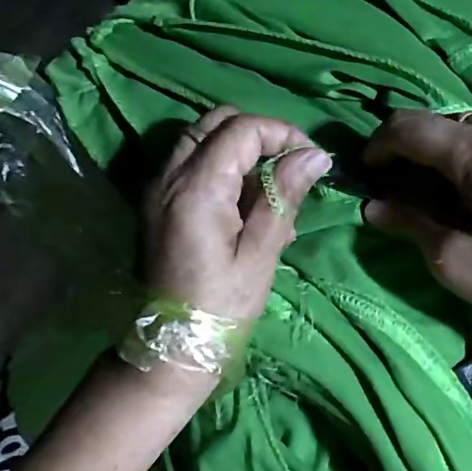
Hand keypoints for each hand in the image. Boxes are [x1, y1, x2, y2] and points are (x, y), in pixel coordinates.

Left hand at [142, 105, 330, 323]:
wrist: (168, 348)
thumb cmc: (220, 307)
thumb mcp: (260, 254)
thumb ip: (283, 197)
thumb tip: (315, 154)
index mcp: (196, 188)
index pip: (241, 129)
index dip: (282, 132)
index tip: (311, 159)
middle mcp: (169, 176)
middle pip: (216, 122)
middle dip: (259, 134)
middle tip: (289, 167)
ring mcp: (157, 188)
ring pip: (201, 140)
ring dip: (240, 151)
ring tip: (270, 193)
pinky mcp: (156, 203)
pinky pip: (190, 164)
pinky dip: (221, 168)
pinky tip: (245, 208)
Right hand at [362, 110, 471, 363]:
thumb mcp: (454, 260)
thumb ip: (409, 223)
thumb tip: (373, 207)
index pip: (410, 127)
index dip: (378, 147)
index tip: (364, 175)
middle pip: (442, 124)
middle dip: (410, 152)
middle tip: (396, 192)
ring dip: (442, 155)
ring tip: (433, 196)